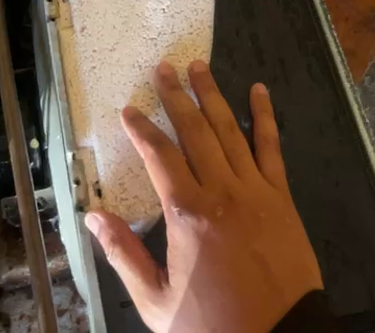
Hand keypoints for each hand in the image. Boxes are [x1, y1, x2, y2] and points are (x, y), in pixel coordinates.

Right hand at [88, 61, 324, 332]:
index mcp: (187, 214)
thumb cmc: (214, 325)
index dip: (142, 129)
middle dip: (175, 96)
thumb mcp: (158, 303)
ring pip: (229, 130)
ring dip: (212, 95)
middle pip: (194, 131)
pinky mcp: (281, 196)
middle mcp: (221, 191)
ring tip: (198, 67)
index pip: (159, 156)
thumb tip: (93, 217)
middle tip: (163, 68)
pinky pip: (271, 148)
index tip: (129, 110)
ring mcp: (254, 190)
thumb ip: (125, 256)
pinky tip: (259, 91)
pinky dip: (264, 116)